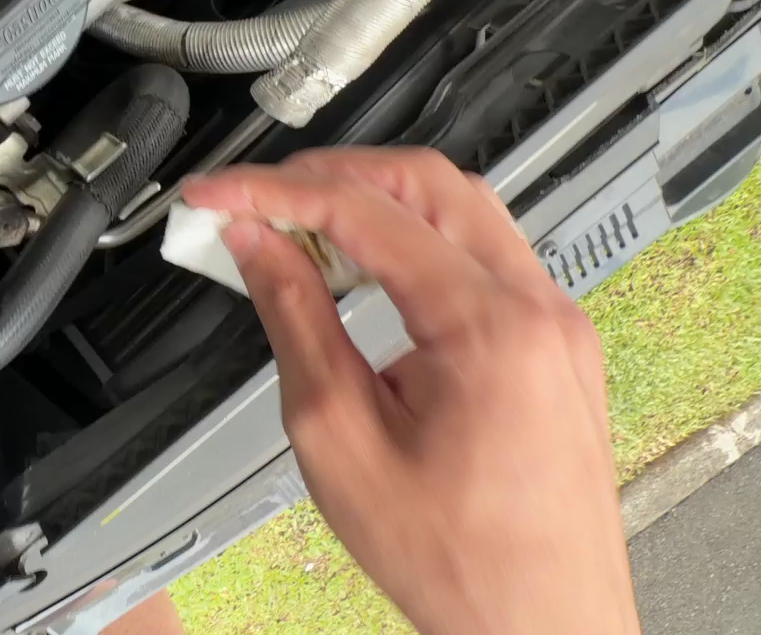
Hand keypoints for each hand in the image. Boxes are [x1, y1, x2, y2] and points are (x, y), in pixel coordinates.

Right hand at [183, 148, 637, 634]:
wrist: (542, 634)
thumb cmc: (448, 552)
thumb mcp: (334, 425)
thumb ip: (292, 311)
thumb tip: (253, 241)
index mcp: (488, 327)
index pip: (360, 210)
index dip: (268, 189)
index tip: (211, 193)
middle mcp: (536, 309)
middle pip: (420, 180)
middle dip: (320, 173)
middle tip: (249, 196)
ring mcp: (550, 322)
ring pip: (449, 203)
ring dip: (360, 195)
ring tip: (288, 222)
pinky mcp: (544, 340)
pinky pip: (466, 246)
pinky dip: (396, 231)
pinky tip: (346, 259)